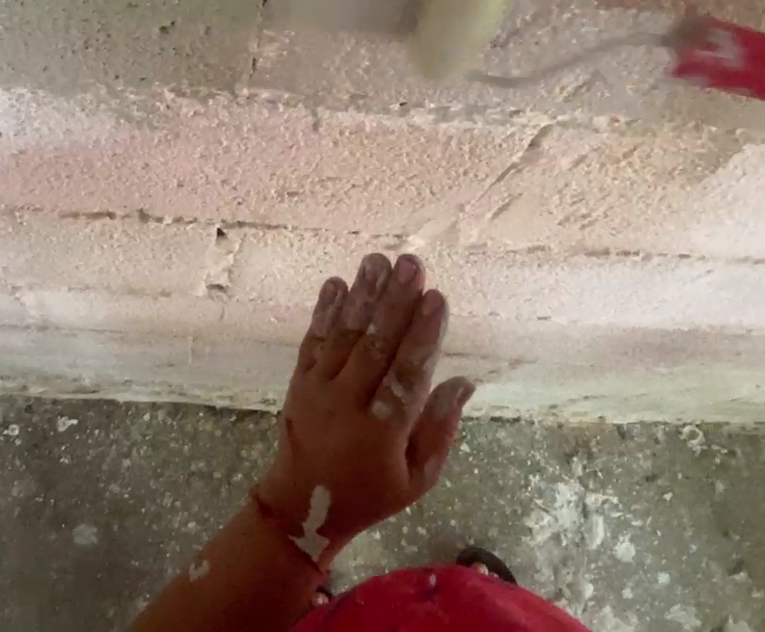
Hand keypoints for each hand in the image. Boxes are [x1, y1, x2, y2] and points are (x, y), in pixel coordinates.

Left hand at [251, 253, 472, 567]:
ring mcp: (319, 388)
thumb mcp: (416, 478)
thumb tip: (464, 381)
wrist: (300, 504)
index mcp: (382, 432)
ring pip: (343, 336)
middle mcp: (348, 403)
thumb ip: (439, 429)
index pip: (407, 375)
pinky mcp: (299, 379)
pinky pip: (313, 340)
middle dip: (394, 302)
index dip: (422, 335)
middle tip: (411, 264)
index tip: (436, 297)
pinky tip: (336, 283)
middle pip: (375, 345)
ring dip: (362, 295)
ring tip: (377, 261)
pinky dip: (324, 311)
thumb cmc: (370, 492)